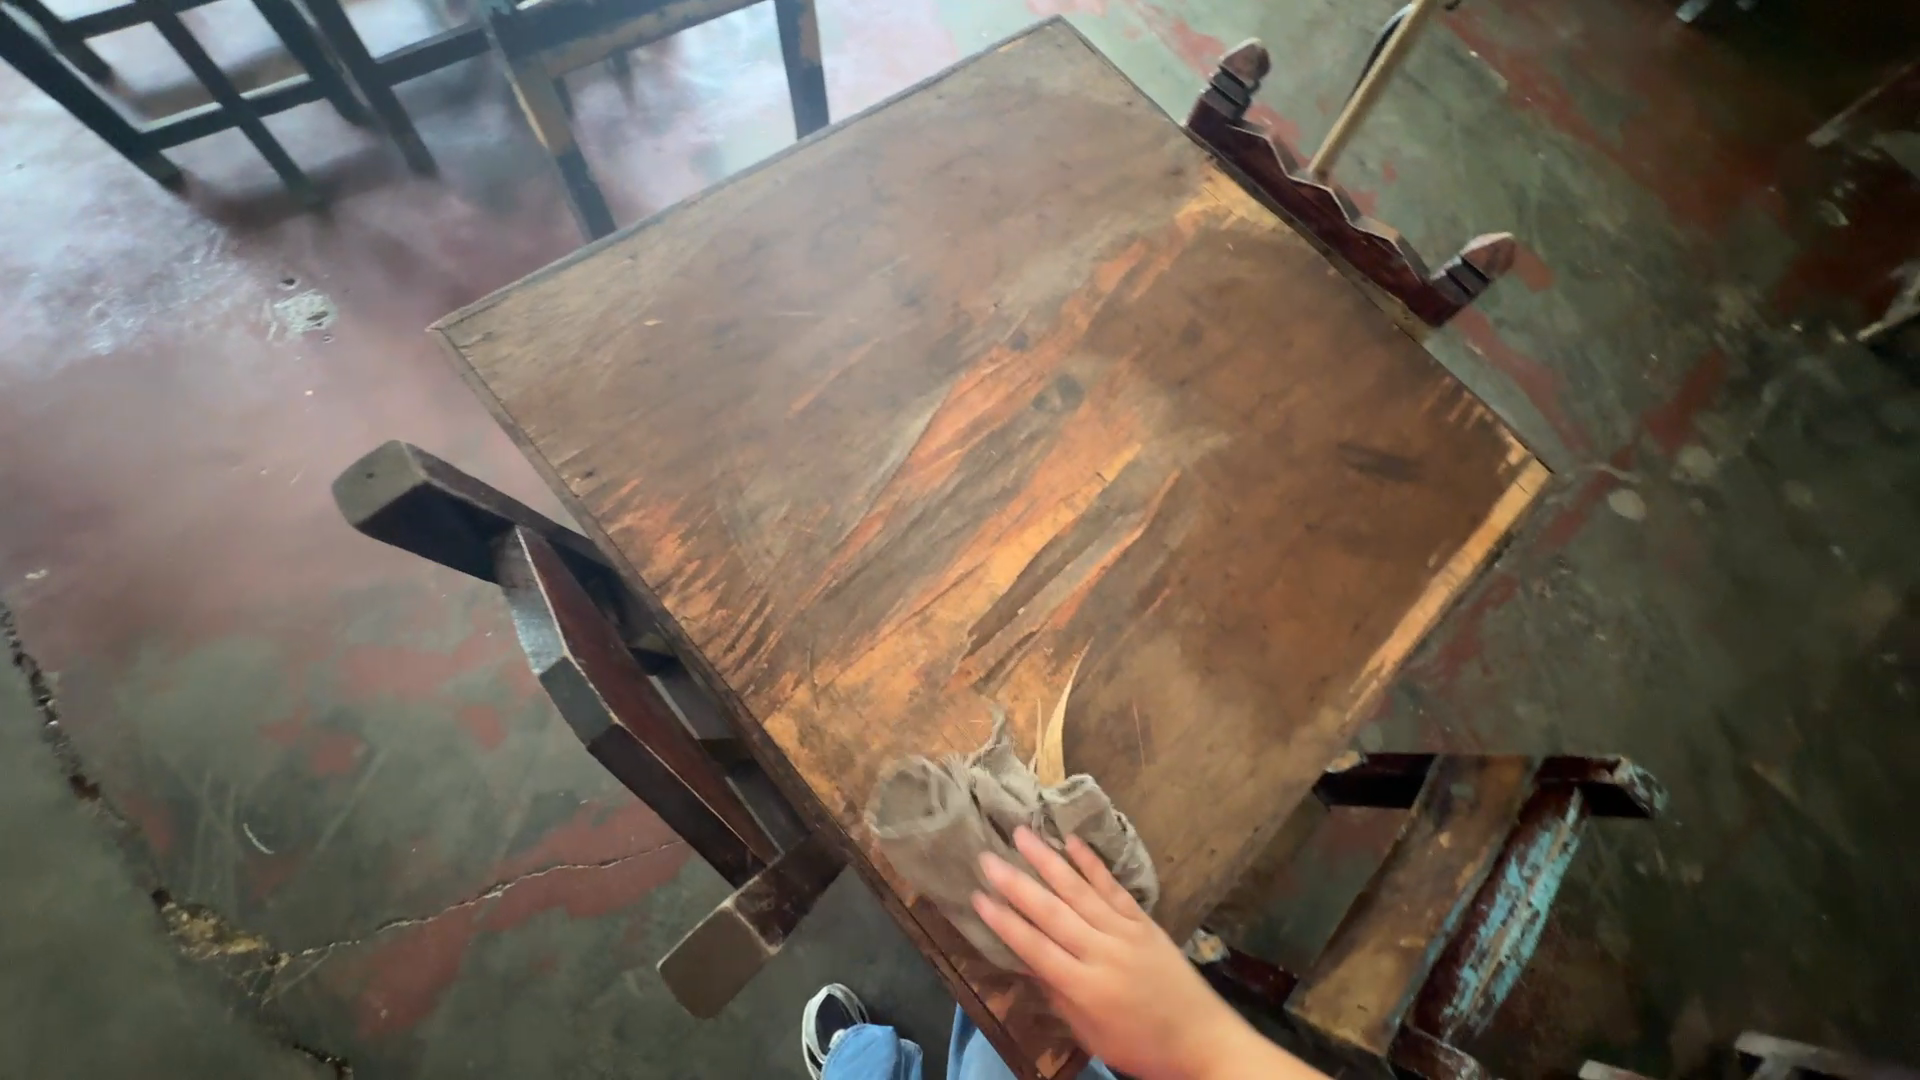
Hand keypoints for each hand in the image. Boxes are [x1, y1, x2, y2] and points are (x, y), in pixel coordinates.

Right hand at [972, 827, 1322, 1079]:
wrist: (1203, 1040)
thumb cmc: (1140, 1046)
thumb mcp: (1092, 1034)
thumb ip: (1059, 994)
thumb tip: (1026, 959)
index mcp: (1084, 988)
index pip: (1034, 948)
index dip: (1004, 922)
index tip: (977, 896)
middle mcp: (1101, 952)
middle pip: (1051, 912)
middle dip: (1016, 884)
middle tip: (987, 857)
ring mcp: (1123, 931)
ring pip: (1078, 890)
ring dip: (1047, 861)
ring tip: (1022, 835)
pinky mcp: (1142, 919)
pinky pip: (1112, 886)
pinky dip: (1091, 863)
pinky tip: (1071, 841)